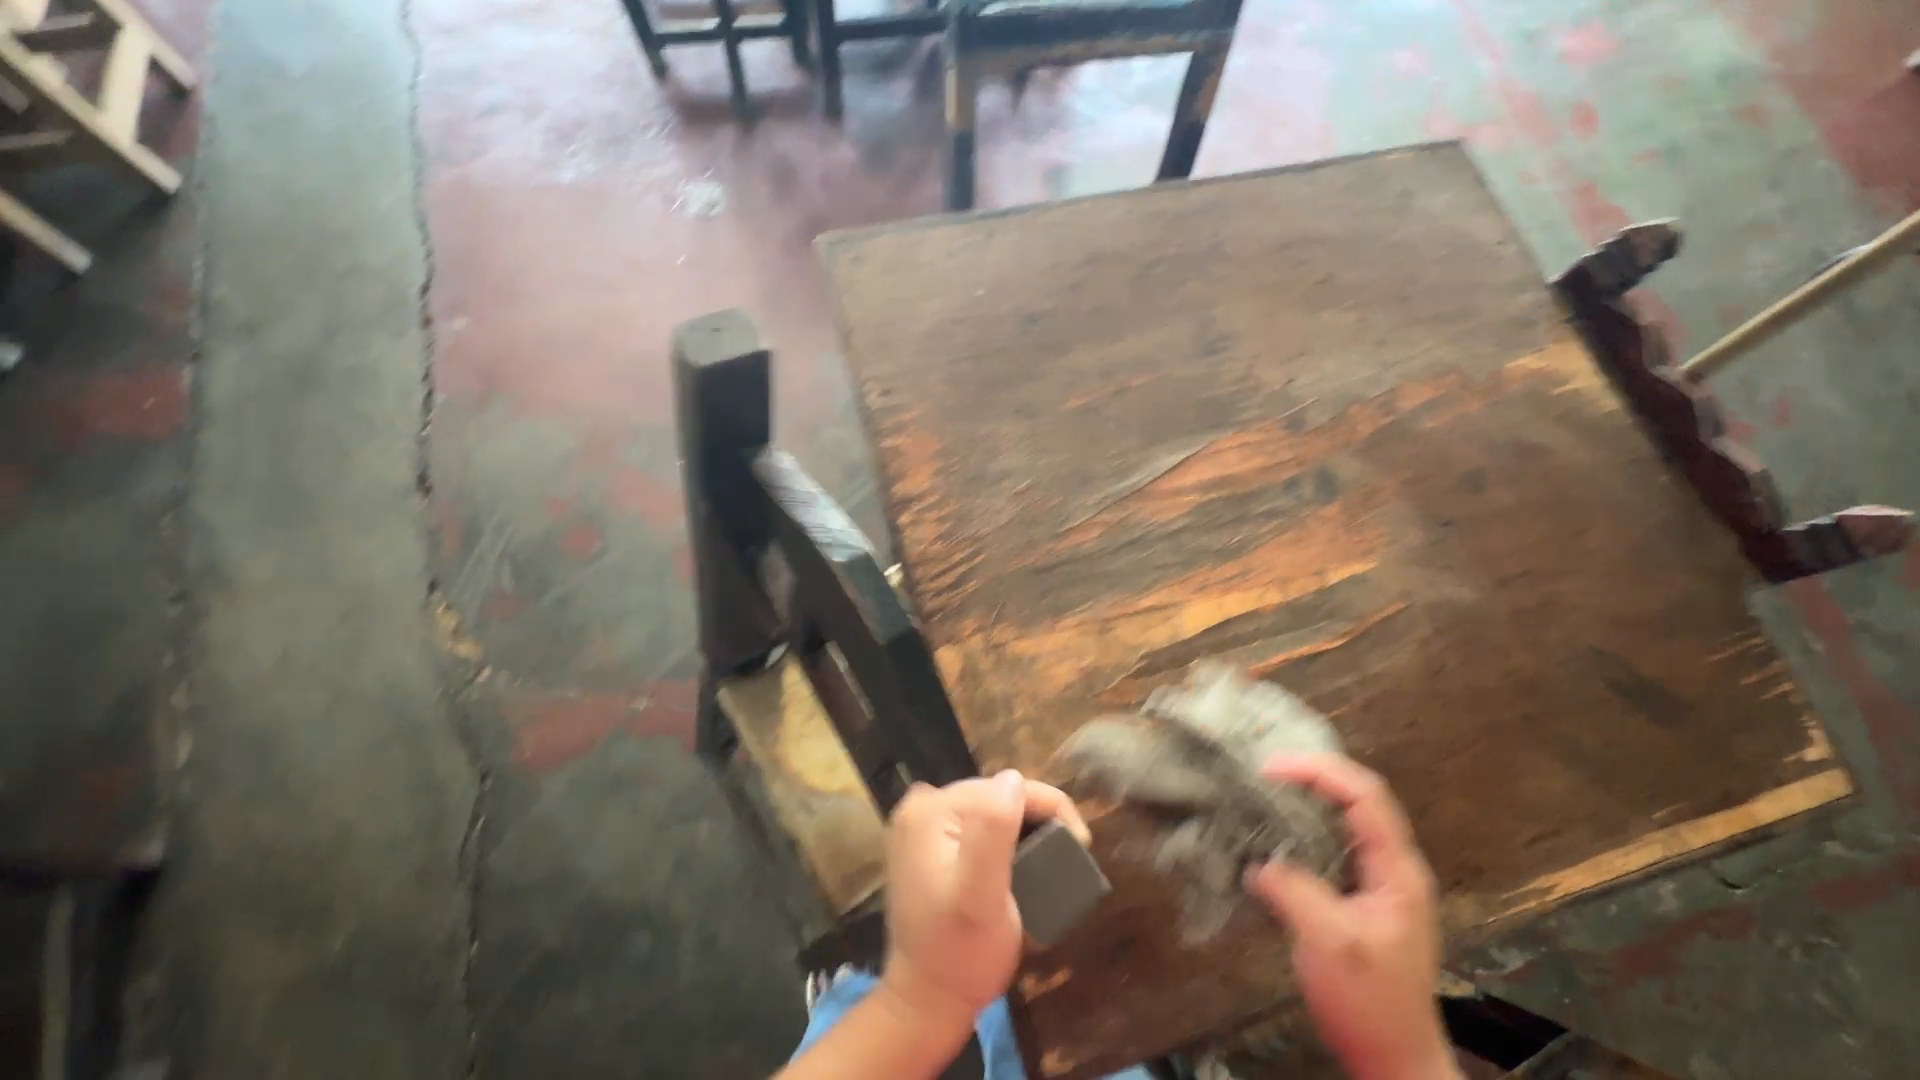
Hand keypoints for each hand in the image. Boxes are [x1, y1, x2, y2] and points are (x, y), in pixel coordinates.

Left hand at [878, 770, 1091, 1034]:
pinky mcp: (928, 846)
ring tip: (1049, 865)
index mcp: (932, 809)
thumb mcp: (982, 897)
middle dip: (1039, 821)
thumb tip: (1013, 779)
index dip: (1052, 811)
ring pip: (992, 810)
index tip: (1081, 850)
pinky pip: (978, 827)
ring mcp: (921, 826)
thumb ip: (993, 834)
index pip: (1009, 788)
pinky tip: (1019, 865)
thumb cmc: (961, 955)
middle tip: (1067, 860)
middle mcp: (921, 806)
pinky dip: (1004, 841)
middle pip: (1000, 795)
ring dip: (1024, 832)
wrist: (927, 1001)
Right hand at [1245, 755, 1459, 1079]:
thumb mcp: (1329, 943)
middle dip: (1312, 776)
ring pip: (1343, 822)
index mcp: (1397, 871)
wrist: (1393, 1060)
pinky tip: (1273, 835)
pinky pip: (1330, 848)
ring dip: (1305, 801)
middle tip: (1262, 772)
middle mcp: (1392, 868)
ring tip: (1263, 793)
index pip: (1364, 797)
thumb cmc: (1370, 1004)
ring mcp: (1377, 884)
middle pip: (1358, 800)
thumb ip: (1293, 891)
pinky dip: (1301, 831)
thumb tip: (1258, 861)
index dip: (1318, 772)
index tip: (1269, 769)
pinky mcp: (1357, 900)